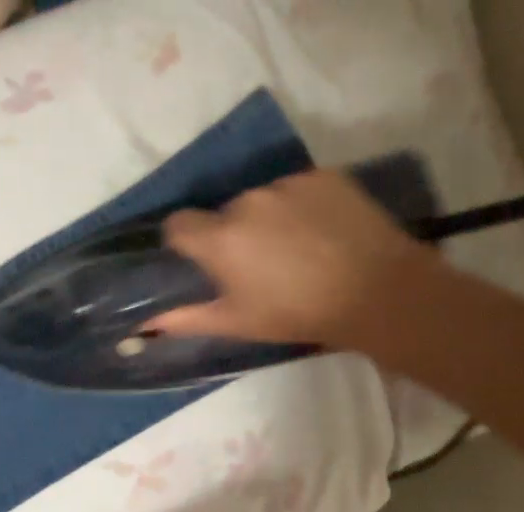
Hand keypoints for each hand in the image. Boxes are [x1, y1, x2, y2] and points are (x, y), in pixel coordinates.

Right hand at [146, 169, 437, 347]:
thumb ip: (186, 319)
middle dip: (231, 234)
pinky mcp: (324, 176)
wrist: (376, 291)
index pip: (178, 224)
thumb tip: (146, 324)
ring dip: (267, 220)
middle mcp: (248, 201)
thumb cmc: (296, 314)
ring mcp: (288, 184)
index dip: (184, 241)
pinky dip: (299, 207)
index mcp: (221, 238)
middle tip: (255, 266)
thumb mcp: (236, 322)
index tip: (198, 261)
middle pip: (224, 212)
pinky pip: (296, 189)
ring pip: (261, 200)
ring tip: (293, 250)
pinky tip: (319, 233)